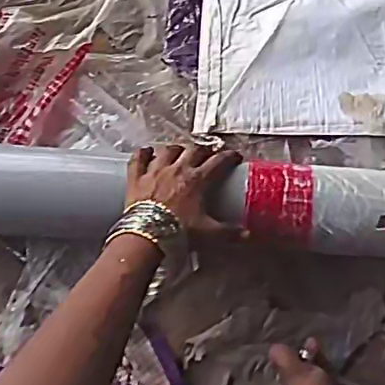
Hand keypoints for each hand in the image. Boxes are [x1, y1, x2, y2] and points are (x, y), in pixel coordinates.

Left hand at [125, 144, 244, 241]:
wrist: (146, 235)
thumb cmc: (178, 231)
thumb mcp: (207, 233)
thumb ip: (228, 233)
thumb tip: (247, 235)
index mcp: (198, 180)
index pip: (219, 161)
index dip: (229, 156)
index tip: (235, 156)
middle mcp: (178, 169)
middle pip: (194, 150)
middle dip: (204, 150)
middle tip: (208, 155)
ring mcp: (156, 170)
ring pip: (168, 150)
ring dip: (177, 149)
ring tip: (180, 152)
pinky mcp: (137, 177)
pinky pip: (139, 158)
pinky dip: (143, 153)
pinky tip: (147, 151)